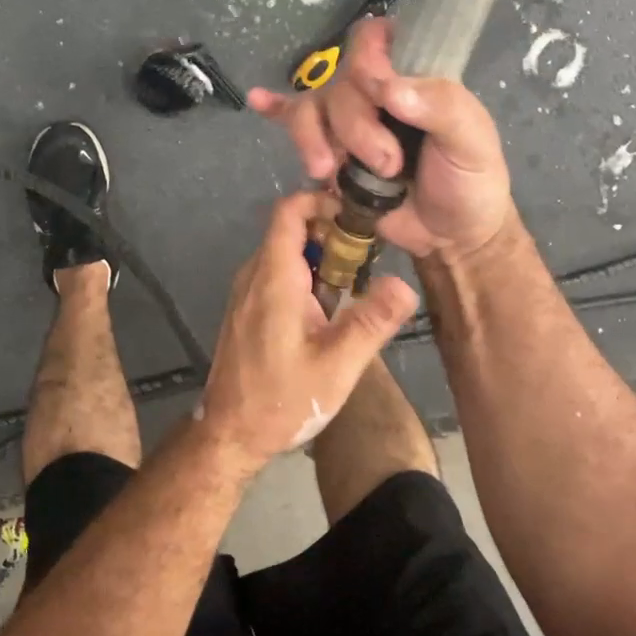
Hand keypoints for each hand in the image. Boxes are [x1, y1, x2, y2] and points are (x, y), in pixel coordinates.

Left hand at [197, 193, 419, 468]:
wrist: (230, 434)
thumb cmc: (281, 400)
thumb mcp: (337, 366)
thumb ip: (371, 322)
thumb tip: (405, 284)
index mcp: (274, 277)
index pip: (289, 210)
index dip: (322, 201)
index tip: (357, 218)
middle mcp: (255, 275)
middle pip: (292, 230)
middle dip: (331, 235)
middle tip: (368, 260)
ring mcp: (248, 292)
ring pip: (287, 254)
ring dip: (321, 260)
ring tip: (355, 287)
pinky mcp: (248, 309)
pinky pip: (278, 276)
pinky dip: (306, 279)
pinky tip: (329, 313)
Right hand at [249, 18, 513, 257]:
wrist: (453, 236)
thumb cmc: (470, 180)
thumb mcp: (472, 140)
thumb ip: (440, 107)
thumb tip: (388, 88)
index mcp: (410, 74)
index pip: (375, 42)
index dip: (369, 62)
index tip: (381, 94)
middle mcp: (372, 91)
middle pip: (339, 85)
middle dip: (356, 128)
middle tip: (389, 165)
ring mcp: (345, 123)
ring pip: (310, 109)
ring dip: (312, 138)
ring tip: (325, 171)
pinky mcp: (328, 153)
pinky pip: (292, 121)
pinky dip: (274, 109)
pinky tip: (256, 100)